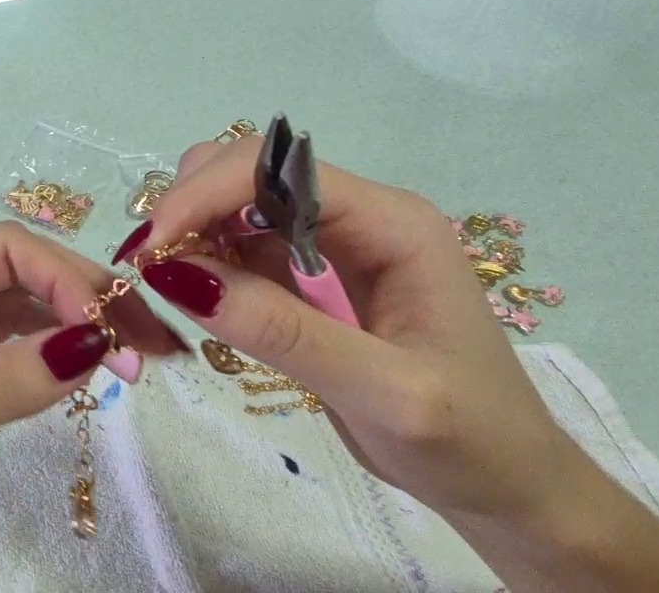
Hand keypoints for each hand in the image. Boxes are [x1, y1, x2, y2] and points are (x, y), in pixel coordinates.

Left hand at [0, 221, 184, 591]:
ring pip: (27, 305)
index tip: (109, 329)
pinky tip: (94, 372)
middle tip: (157, 347)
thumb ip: (1, 383)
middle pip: (24, 271)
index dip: (63, 273)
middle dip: (90, 295)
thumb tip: (92, 342)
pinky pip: (17, 341)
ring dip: (85, 323)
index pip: (4, 248)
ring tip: (146, 361)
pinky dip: (61, 350)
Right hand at [124, 136, 658, 591]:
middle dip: (186, 206)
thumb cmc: (468, 441)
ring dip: (186, 232)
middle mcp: (353, 215)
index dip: (202, 195)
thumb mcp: (383, 392)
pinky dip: (196, 258)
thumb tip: (173, 276)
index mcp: (389, 222)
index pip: (271, 170)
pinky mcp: (300, 271)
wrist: (506, 489)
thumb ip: (281, 330)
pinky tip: (191, 294)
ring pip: (226, 201)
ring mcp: (324, 241)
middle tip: (153, 268)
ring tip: (166, 284)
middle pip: (240, 170)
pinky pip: (230, 242)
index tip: (153, 249)